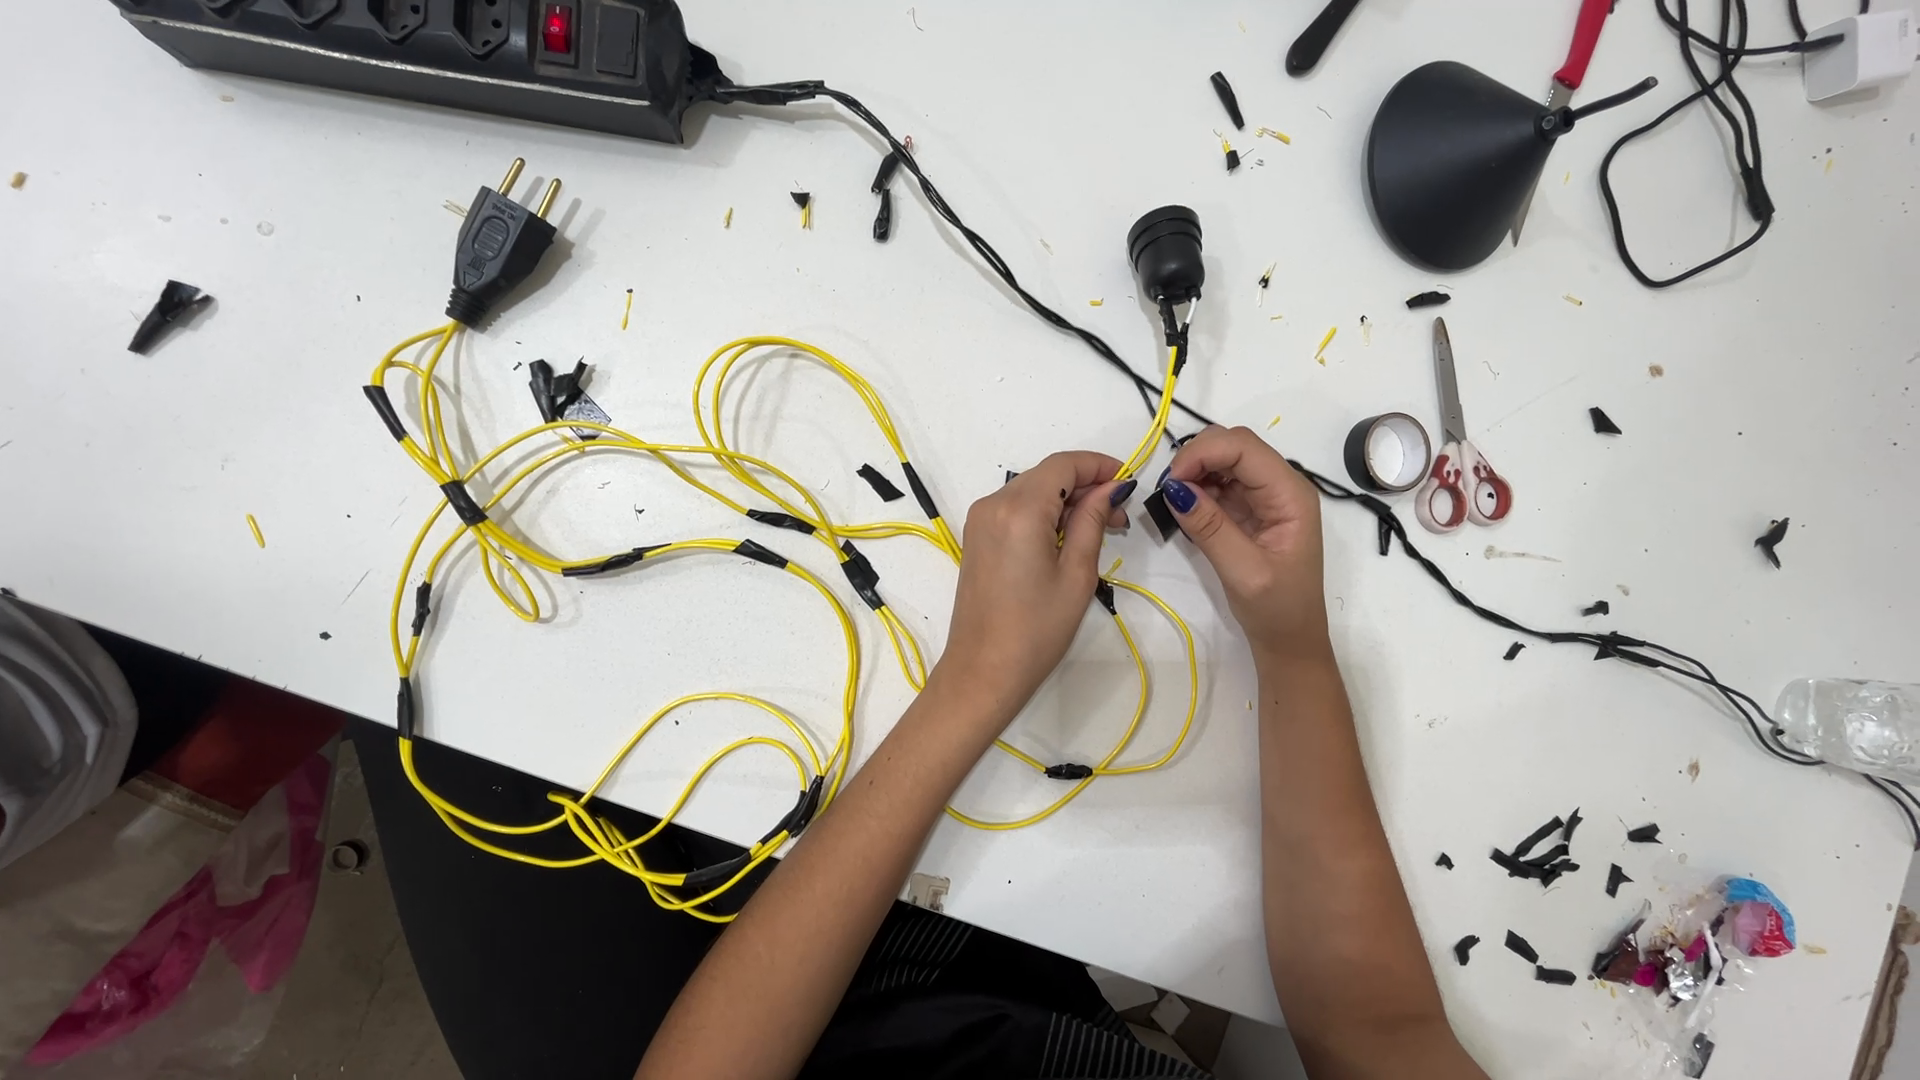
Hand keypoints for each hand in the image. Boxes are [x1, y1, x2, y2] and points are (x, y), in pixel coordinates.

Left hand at [934, 451, 1129, 724]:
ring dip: (1065, 499)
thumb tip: (1110, 488)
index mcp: (1019, 509)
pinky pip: (1015, 508)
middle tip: (1119, 517)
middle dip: (1085, 485)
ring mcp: (979, 519)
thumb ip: (1092, 521)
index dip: (1098, 465)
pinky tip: (1066, 537)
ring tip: (1098, 529)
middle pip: (1046, 474)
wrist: (983, 669)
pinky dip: (1043, 512)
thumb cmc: (1037, 629)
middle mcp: (993, 503)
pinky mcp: (976, 536)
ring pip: (1031, 489)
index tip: (1128, 482)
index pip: (1063, 464)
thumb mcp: (1077, 573)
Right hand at [1160, 426, 1329, 661]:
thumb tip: (1174, 489)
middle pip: (1234, 445)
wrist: (1290, 639)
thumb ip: (1210, 527)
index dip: (1203, 453)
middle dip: (1196, 457)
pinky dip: (1197, 487)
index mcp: (1290, 495)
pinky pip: (1220, 482)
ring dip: (1195, 471)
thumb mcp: (1243, 571)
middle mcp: (1280, 486)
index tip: (1170, 482)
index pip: (1244, 448)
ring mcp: (1264, 496)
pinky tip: (1186, 509)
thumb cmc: (1276, 609)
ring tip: (1174, 500)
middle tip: (1168, 490)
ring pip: (1224, 459)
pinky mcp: (1248, 509)